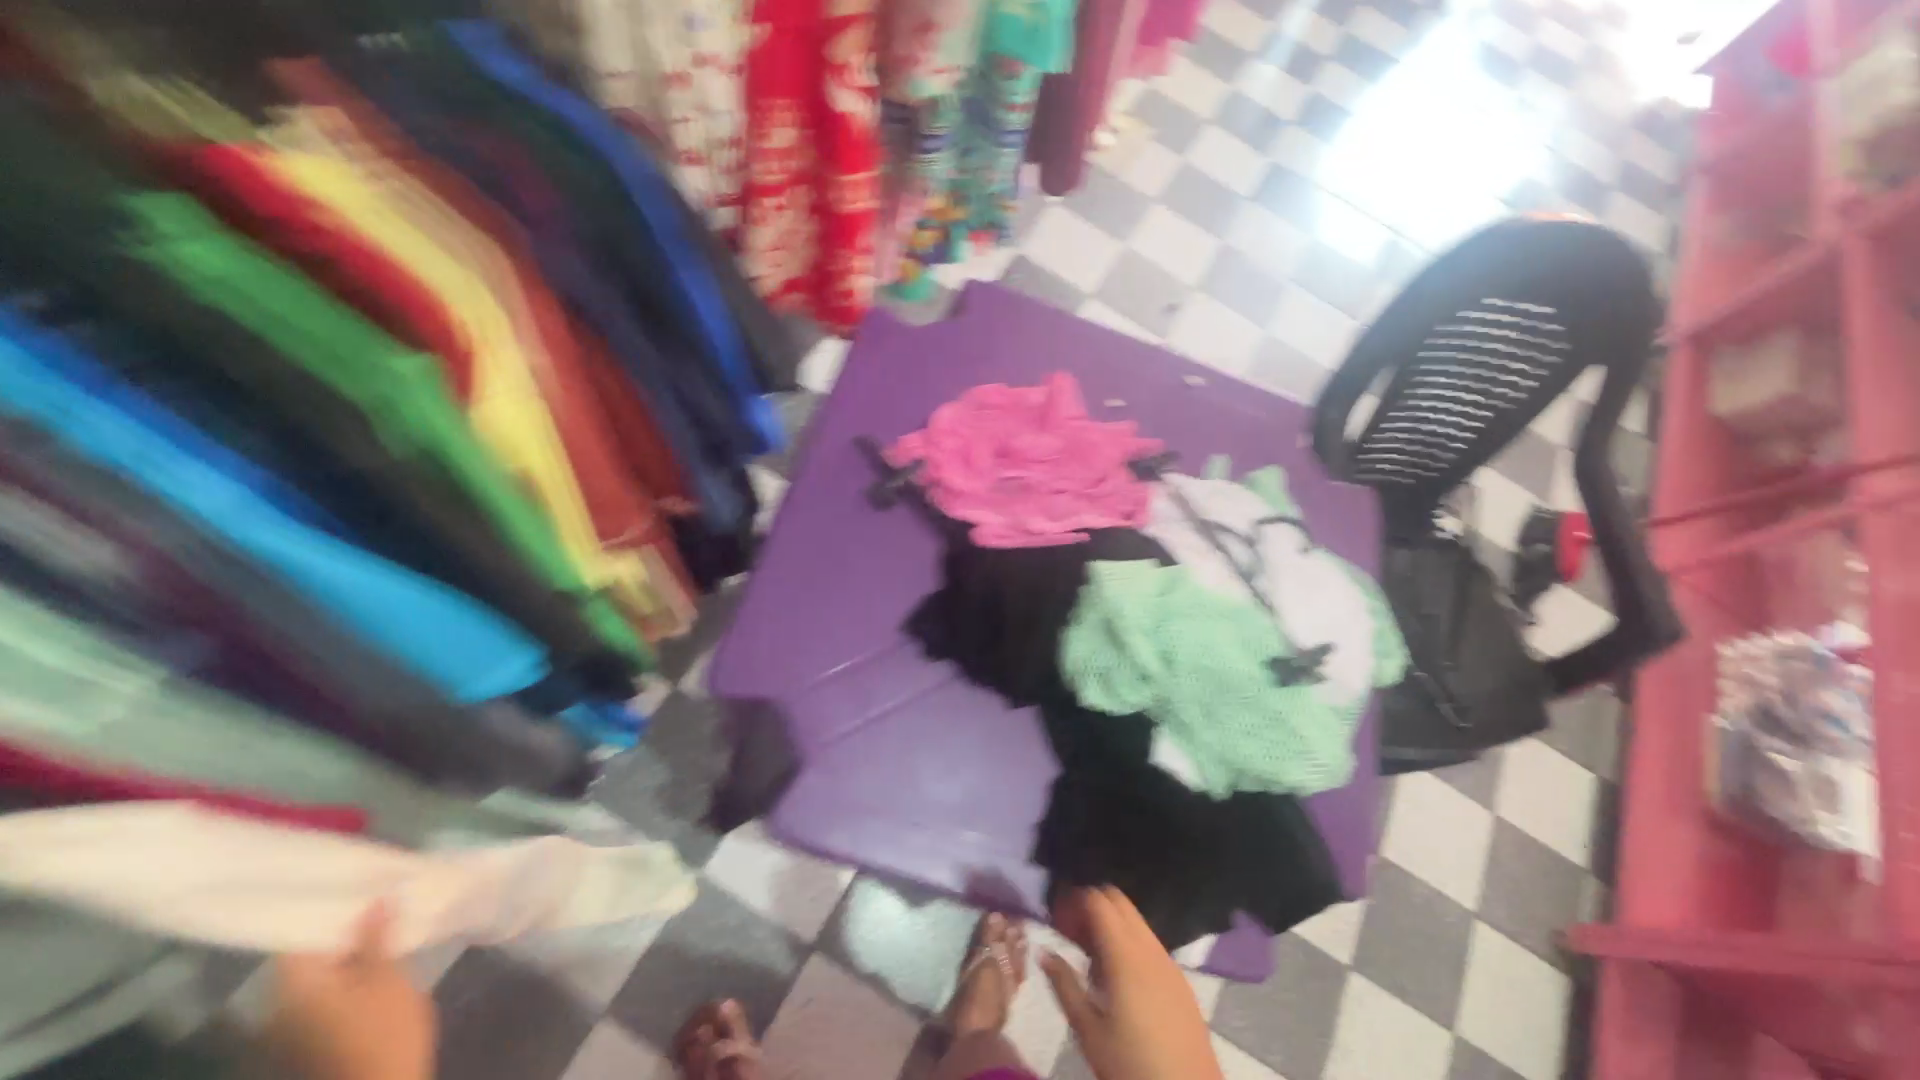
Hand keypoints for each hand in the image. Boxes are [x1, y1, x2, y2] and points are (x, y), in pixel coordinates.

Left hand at [264, 903, 435, 1079]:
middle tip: (377, 901)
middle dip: (340, 928)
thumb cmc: (384, 1033)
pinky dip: (343, 976)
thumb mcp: (389, 977)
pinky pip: (320, 994)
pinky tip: (371, 965)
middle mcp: (277, 1004)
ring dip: (344, 952)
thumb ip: (378, 935)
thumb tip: (378, 897)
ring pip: (315, 974)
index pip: (298, 932)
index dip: (325, 906)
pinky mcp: (305, 1040)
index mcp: (293, 985)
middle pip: (306, 953)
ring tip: (381, 928)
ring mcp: (287, 1027)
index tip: (355, 883)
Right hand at [1040, 887, 1223, 1079]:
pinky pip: (1149, 943)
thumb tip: (1044, 952)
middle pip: (1118, 901)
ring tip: (1088, 959)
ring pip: (1135, 921)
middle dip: (1090, 907)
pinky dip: (1128, 942)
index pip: (1098, 901)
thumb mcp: (1087, 1030)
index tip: (1055, 921)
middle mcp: (1150, 949)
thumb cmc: (1131, 1066)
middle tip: (1069, 935)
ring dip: (1110, 925)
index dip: (1073, 901)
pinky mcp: (1180, 980)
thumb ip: (1064, 984)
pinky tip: (1116, 978)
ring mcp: (1169, 963)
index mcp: (1126, 956)